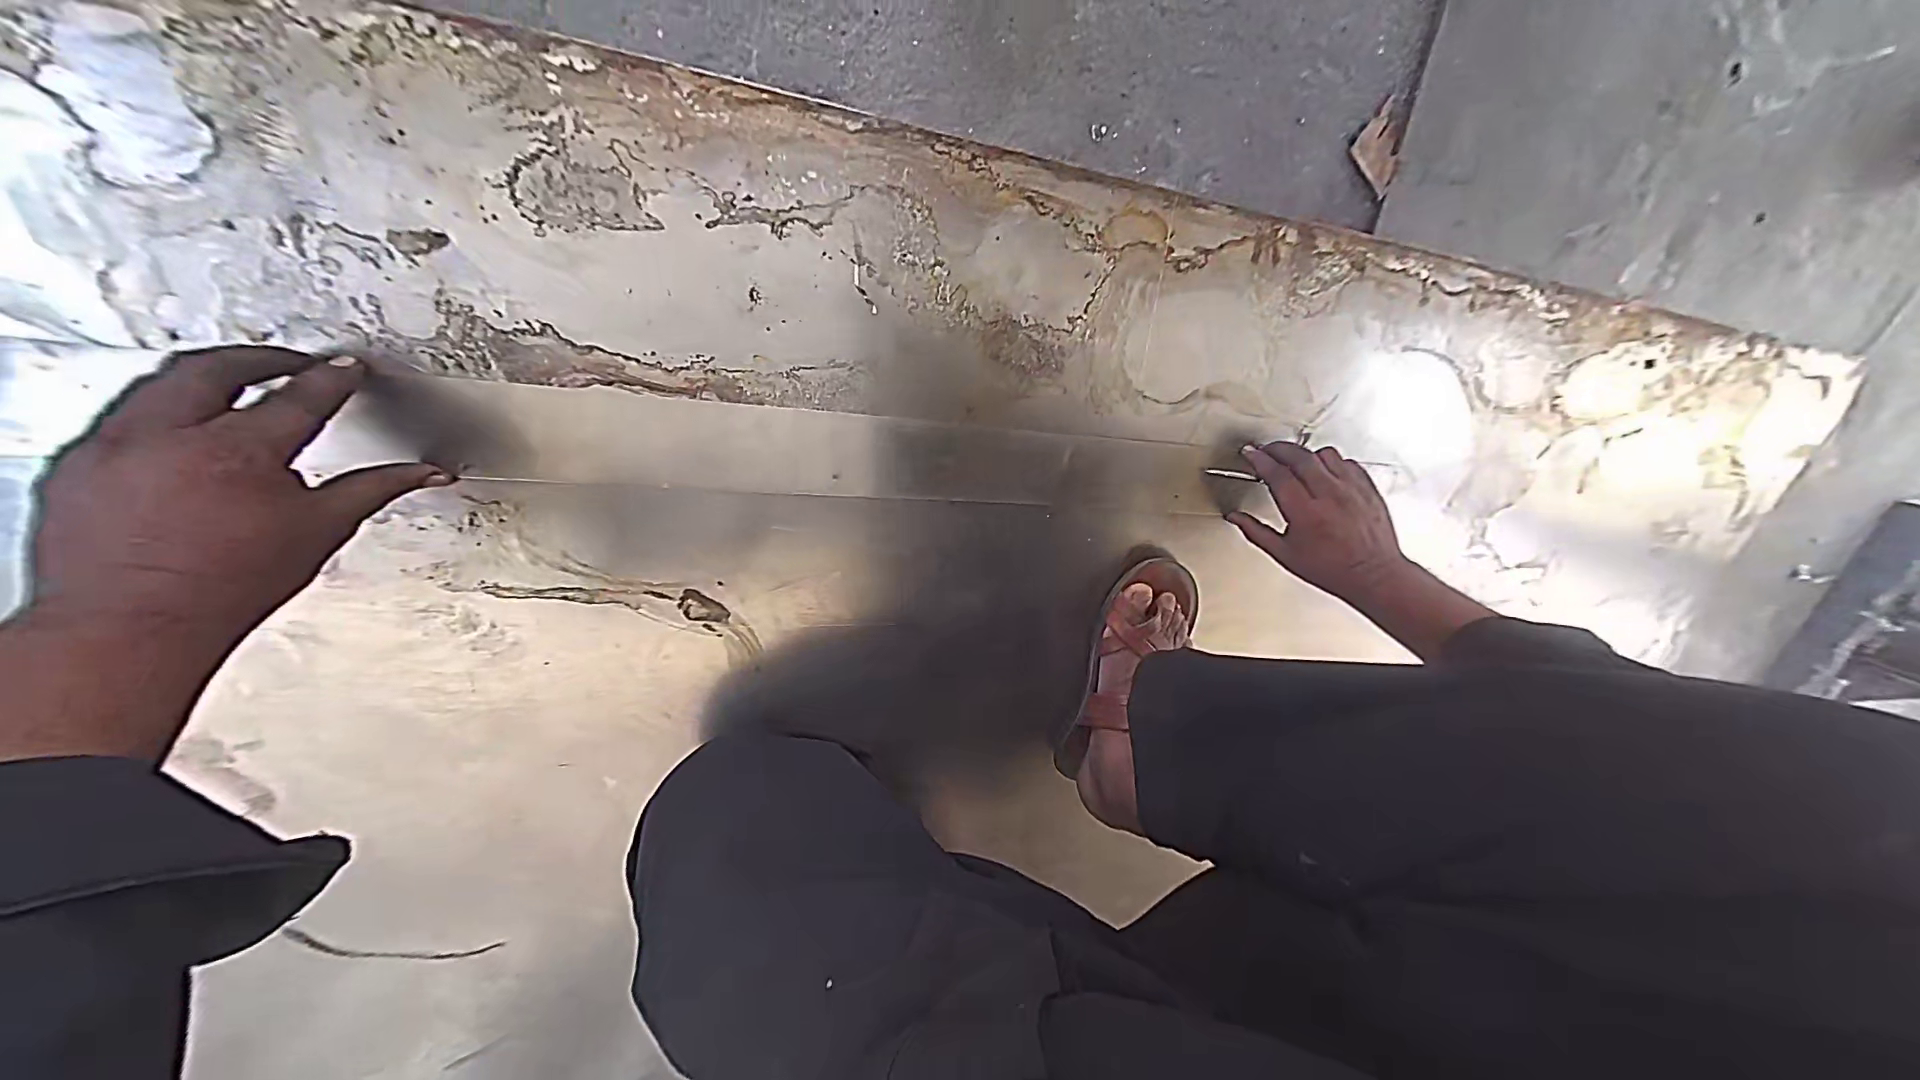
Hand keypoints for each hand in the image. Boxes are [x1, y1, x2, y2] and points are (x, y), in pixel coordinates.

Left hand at [0, 346, 448, 761]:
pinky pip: (118, 414)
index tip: (346, 368)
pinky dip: (160, 408)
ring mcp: (111, 447)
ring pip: (157, 382)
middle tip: (292, 360)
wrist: (134, 624)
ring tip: (236, 380)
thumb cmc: (226, 586)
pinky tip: (181, 424)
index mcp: (236, 452)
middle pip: (214, 369)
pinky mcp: (74, 465)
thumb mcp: (322, 528)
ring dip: (205, 375)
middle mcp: (166, 438)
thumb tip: (426, 473)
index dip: (331, 378)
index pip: (299, 398)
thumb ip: (377, 487)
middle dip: (262, 357)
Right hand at [1226, 442, 1409, 605]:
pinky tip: (1322, 469)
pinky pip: (1347, 462)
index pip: (1278, 474)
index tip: (1251, 454)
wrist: (1373, 575)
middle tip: (1266, 450)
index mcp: (1306, 513)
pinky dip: (1330, 461)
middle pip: (1299, 457)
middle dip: (1277, 448)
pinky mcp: (1367, 488)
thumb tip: (1235, 517)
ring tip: (1294, 460)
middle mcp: (1330, 497)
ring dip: (1305, 454)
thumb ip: (1255, 531)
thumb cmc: (1332, 569)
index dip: (1260, 460)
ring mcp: (1351, 490)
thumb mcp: (1284, 554)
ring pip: (1324, 454)